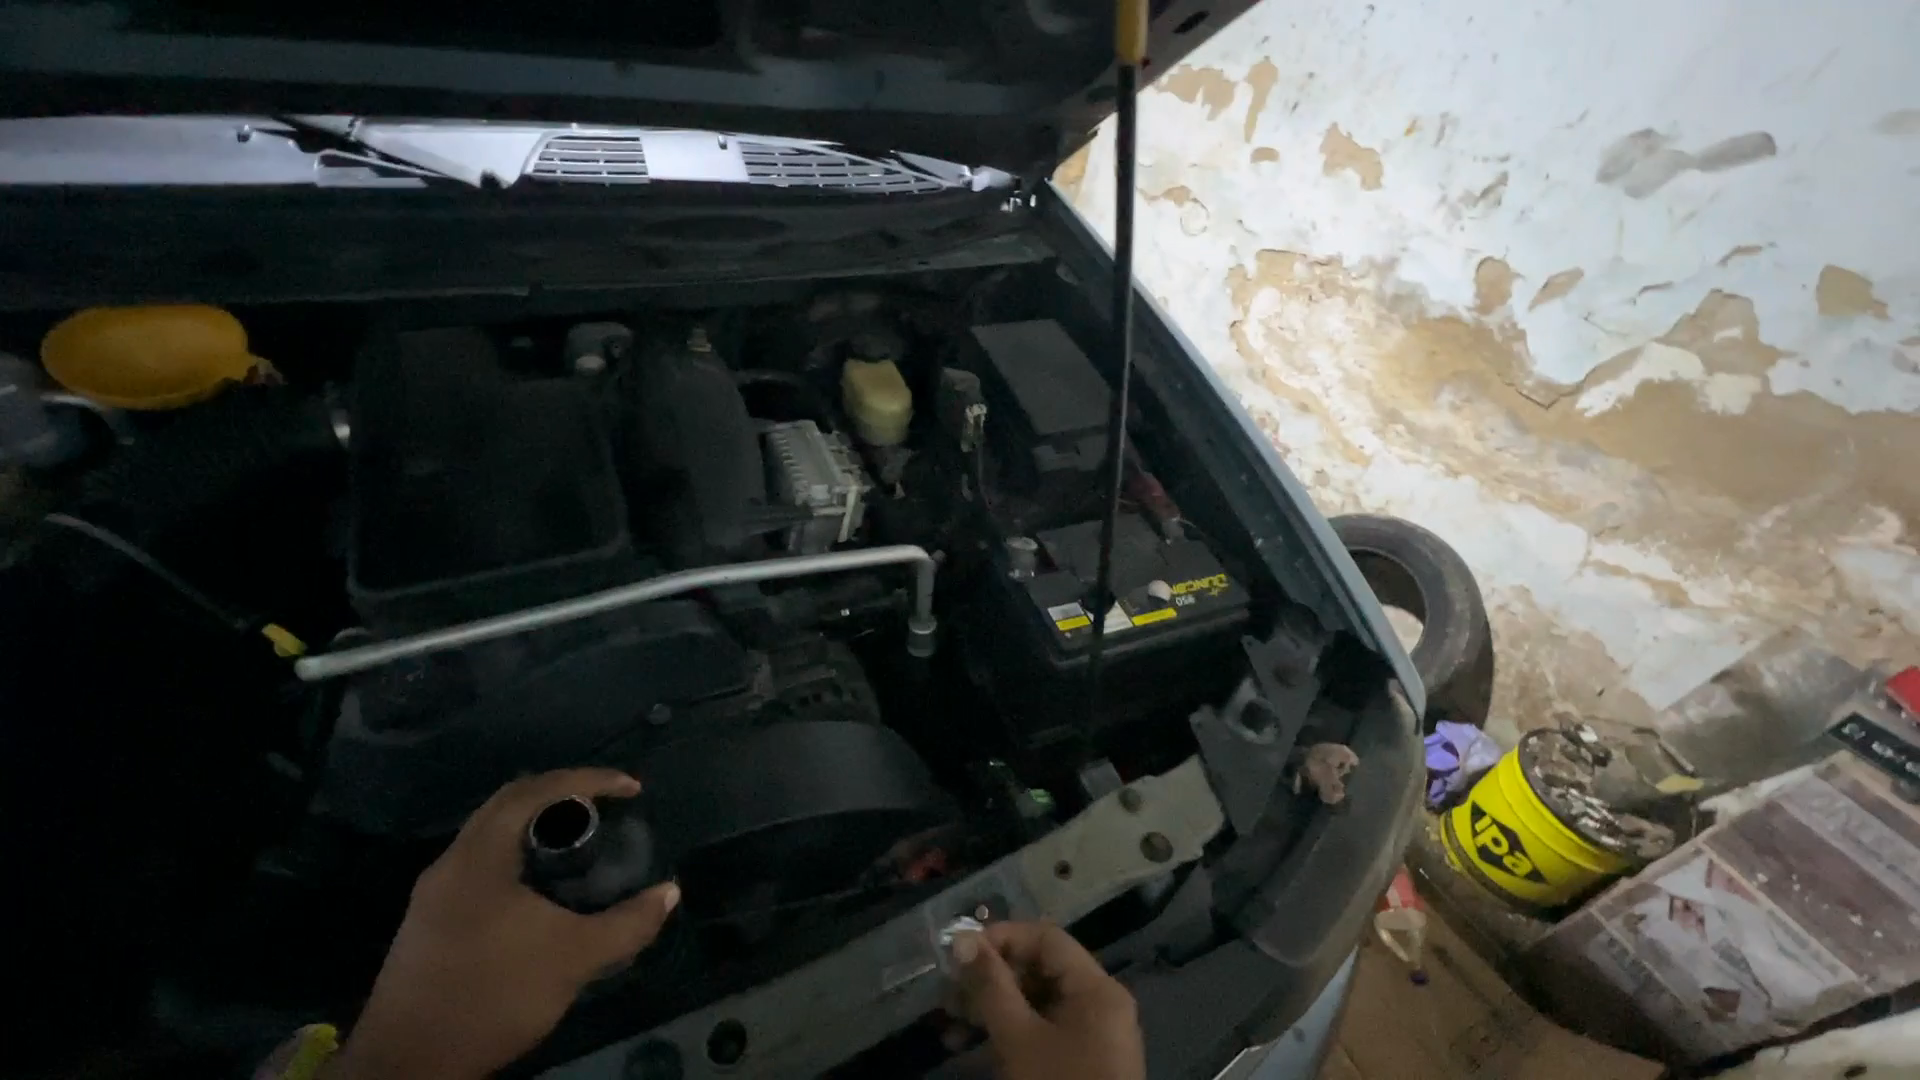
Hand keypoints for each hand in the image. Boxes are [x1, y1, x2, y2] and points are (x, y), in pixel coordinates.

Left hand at [328, 769, 679, 1079]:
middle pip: (510, 801)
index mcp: (480, 858)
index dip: (590, 780)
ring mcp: (435, 891)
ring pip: (493, 830)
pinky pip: (484, 858)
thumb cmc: (493, 997)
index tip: (631, 789)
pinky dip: (521, 850)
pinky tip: (544, 881)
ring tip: (582, 836)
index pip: (537, 790)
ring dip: (539, 821)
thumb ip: (628, 924)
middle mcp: (452, 862)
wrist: (405, 1069)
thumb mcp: (575, 959)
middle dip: (563, 792)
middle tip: (606, 804)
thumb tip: (669, 892)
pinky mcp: (430, 918)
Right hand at [951, 921, 1144, 1079]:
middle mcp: (1099, 1003)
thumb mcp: (1018, 1038)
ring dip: (992, 1007)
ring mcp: (1091, 1035)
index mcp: (1097, 987)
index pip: (1046, 938)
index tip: (959, 950)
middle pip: (1040, 969)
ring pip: (1036, 1002)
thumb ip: (991, 985)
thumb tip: (961, 938)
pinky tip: (970, 1045)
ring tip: (950, 1021)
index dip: (1002, 937)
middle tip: (948, 990)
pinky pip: (1042, 1031)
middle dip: (991, 977)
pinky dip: (1008, 1032)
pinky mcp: (1079, 1063)